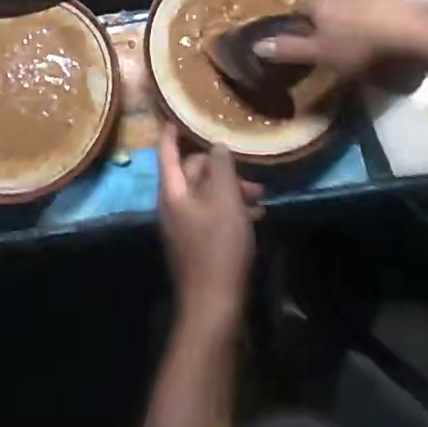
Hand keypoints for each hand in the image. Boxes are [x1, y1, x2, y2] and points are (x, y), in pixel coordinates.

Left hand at [157, 124, 262, 328]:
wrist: (214, 308)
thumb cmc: (218, 249)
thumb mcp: (225, 202)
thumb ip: (221, 169)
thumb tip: (216, 146)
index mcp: (172, 193)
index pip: (167, 153)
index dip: (171, 134)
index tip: (175, 118)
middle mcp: (172, 206)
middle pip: (191, 175)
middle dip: (220, 169)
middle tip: (252, 178)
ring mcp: (182, 227)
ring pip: (205, 196)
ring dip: (230, 191)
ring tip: (260, 198)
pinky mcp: (195, 245)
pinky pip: (210, 216)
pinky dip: (229, 211)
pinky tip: (255, 219)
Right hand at [253, 0, 427, 90]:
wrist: (421, 33)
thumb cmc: (363, 46)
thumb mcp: (322, 55)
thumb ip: (290, 50)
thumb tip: (255, 46)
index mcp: (320, 3)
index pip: (298, 5)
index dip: (295, 20)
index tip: (297, 35)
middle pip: (326, 2)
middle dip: (325, 18)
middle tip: (328, 40)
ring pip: (354, 3)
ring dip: (352, 17)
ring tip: (358, 39)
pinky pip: (380, 8)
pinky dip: (378, 19)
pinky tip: (387, 36)